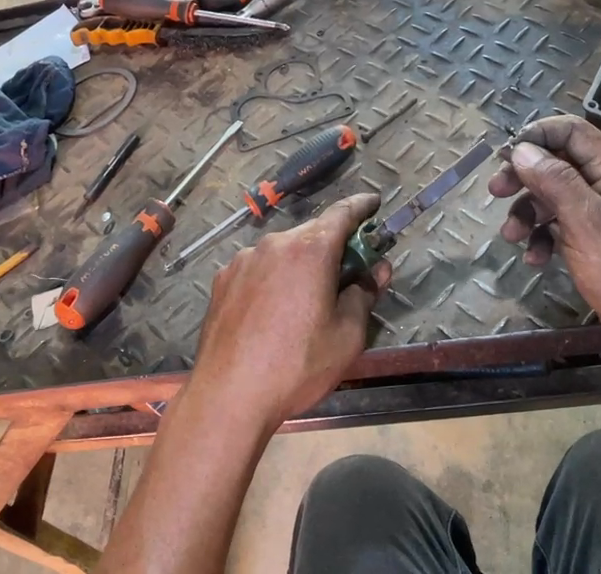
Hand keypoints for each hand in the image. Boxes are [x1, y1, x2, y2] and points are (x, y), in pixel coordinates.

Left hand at [183, 194, 392, 429]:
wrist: (229, 396)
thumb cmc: (297, 366)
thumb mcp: (347, 336)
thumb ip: (365, 294)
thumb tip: (377, 268)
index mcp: (310, 250)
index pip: (343, 214)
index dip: (362, 206)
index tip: (373, 203)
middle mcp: (274, 244)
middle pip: (312, 234)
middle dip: (332, 247)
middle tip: (347, 273)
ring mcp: (243, 260)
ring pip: (282, 252)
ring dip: (299, 264)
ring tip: (305, 302)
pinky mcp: (223, 280)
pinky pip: (258, 269)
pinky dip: (273, 278)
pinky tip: (273, 312)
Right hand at [489, 116, 600, 345]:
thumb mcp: (586, 221)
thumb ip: (554, 180)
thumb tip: (521, 149)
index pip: (571, 131)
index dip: (537, 135)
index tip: (507, 154)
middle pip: (555, 163)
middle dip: (523, 176)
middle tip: (496, 191)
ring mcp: (598, 213)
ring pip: (551, 196)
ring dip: (527, 212)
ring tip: (511, 235)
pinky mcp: (591, 239)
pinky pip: (557, 225)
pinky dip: (541, 237)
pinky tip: (534, 259)